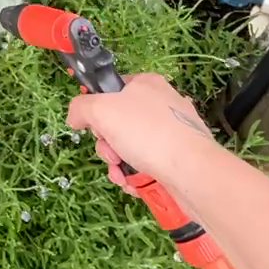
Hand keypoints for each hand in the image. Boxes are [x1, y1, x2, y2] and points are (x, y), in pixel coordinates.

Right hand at [66, 74, 220, 189]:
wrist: (193, 172)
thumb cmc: (146, 132)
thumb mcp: (99, 110)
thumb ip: (79, 108)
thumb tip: (75, 118)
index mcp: (147, 84)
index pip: (113, 90)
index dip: (98, 109)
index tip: (96, 126)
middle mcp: (163, 104)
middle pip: (120, 122)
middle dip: (108, 144)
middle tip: (111, 154)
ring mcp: (176, 133)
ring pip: (133, 146)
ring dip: (120, 163)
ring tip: (122, 175)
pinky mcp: (183, 159)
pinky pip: (150, 164)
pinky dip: (138, 175)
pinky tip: (135, 184)